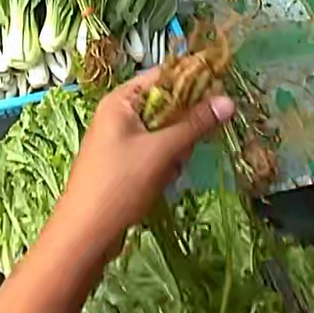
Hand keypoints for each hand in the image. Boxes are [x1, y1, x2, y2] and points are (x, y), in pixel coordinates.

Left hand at [48, 68, 233, 256]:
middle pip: (167, 103)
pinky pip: (157, 150)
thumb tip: (229, 101)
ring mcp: (122, 139)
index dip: (193, 78)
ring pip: (166, 129)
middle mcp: (120, 114)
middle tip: (196, 138)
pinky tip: (165, 179)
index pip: (164, 75)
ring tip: (172, 167)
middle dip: (185, 123)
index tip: (222, 86)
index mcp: (121, 101)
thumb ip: (196, 124)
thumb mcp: (161, 151)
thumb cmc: (119, 185)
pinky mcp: (126, 161)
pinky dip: (167, 161)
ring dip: (177, 147)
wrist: (84, 237)